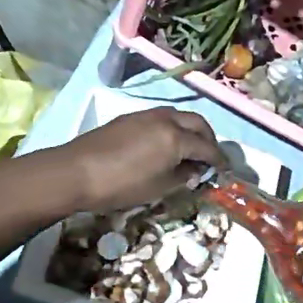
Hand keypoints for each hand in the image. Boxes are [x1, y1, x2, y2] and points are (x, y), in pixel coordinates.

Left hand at [41, 108, 224, 212]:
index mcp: (176, 137)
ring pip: (178, 116)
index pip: (207, 147)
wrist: (76, 171)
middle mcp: (165, 119)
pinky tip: (165, 145)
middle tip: (210, 157)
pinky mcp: (128, 117)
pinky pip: (160, 118)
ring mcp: (145, 115)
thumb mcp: (158, 187)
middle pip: (197, 123)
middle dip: (208, 139)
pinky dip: (172, 128)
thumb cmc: (121, 185)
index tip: (225, 170)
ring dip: (190, 130)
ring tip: (189, 150)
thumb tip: (195, 170)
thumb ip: (182, 176)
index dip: (219, 160)